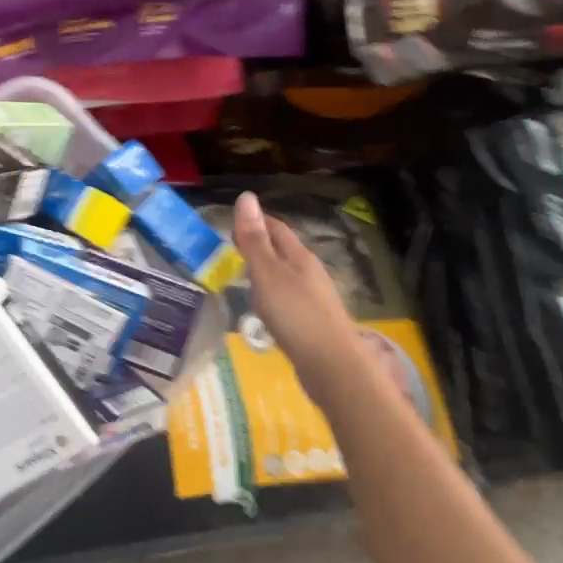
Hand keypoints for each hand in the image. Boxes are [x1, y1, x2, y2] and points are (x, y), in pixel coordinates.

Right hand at [232, 192, 363, 389]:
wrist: (332, 366)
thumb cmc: (296, 314)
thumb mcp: (267, 273)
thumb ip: (254, 239)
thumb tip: (246, 196)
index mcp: (299, 257)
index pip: (276, 228)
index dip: (255, 222)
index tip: (230, 224)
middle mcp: (310, 273)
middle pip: (283, 252)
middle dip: (259, 247)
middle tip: (230, 250)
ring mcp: (314, 299)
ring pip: (286, 277)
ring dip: (265, 273)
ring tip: (241, 279)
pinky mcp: (313, 323)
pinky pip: (288, 300)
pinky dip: (272, 298)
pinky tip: (263, 311)